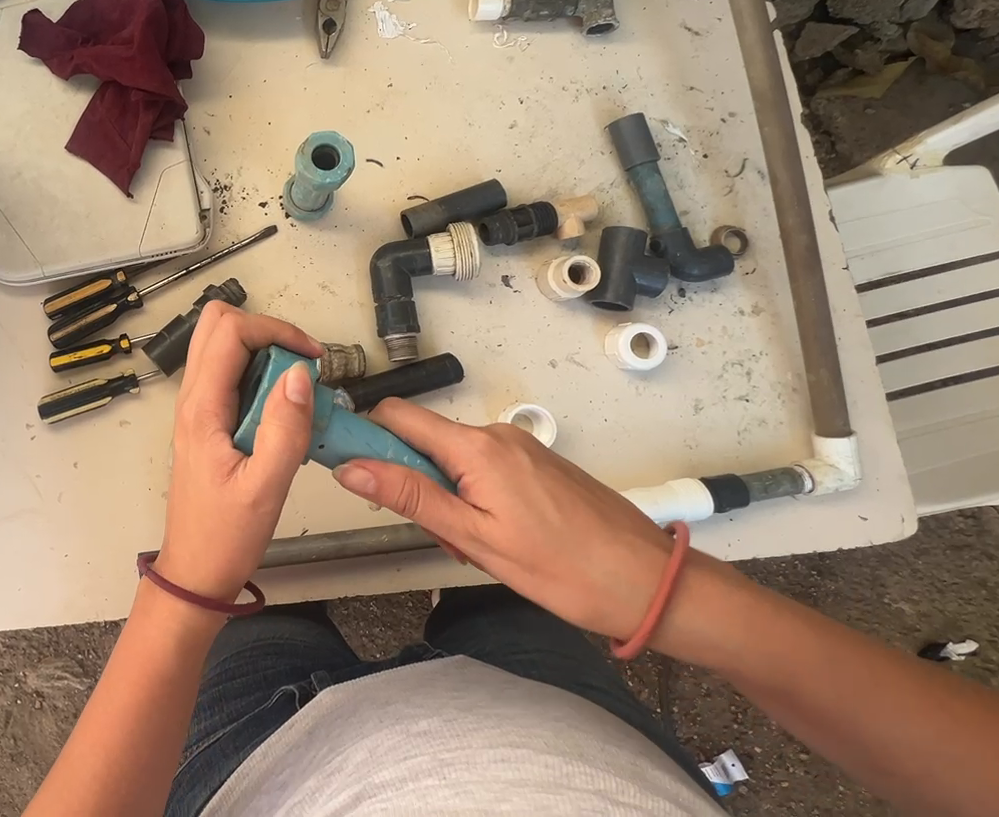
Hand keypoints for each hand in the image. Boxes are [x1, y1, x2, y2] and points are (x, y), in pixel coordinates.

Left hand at [152, 303, 321, 602]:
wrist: (196, 571)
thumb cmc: (225, 536)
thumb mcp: (266, 487)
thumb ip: (285, 429)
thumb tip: (299, 374)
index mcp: (201, 408)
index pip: (230, 332)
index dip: (275, 330)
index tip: (311, 358)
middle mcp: (192, 399)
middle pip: (216, 325)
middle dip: (264, 331)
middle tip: (300, 366)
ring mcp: (196, 408)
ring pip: (220, 347)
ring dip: (261, 351)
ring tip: (295, 388)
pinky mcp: (206, 421)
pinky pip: (228, 376)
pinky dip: (257, 375)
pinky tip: (281, 410)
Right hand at [330, 399, 676, 640]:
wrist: (651, 583)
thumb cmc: (564, 568)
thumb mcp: (474, 538)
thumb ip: (410, 497)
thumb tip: (350, 467)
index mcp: (475, 447)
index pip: (395, 415)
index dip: (363, 434)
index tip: (346, 465)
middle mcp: (495, 434)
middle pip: (423, 440)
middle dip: (413, 482)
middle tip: (439, 534)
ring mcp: (519, 446)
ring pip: (453, 459)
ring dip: (445, 495)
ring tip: (476, 544)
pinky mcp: (536, 462)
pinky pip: (482, 467)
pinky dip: (473, 494)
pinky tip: (498, 535)